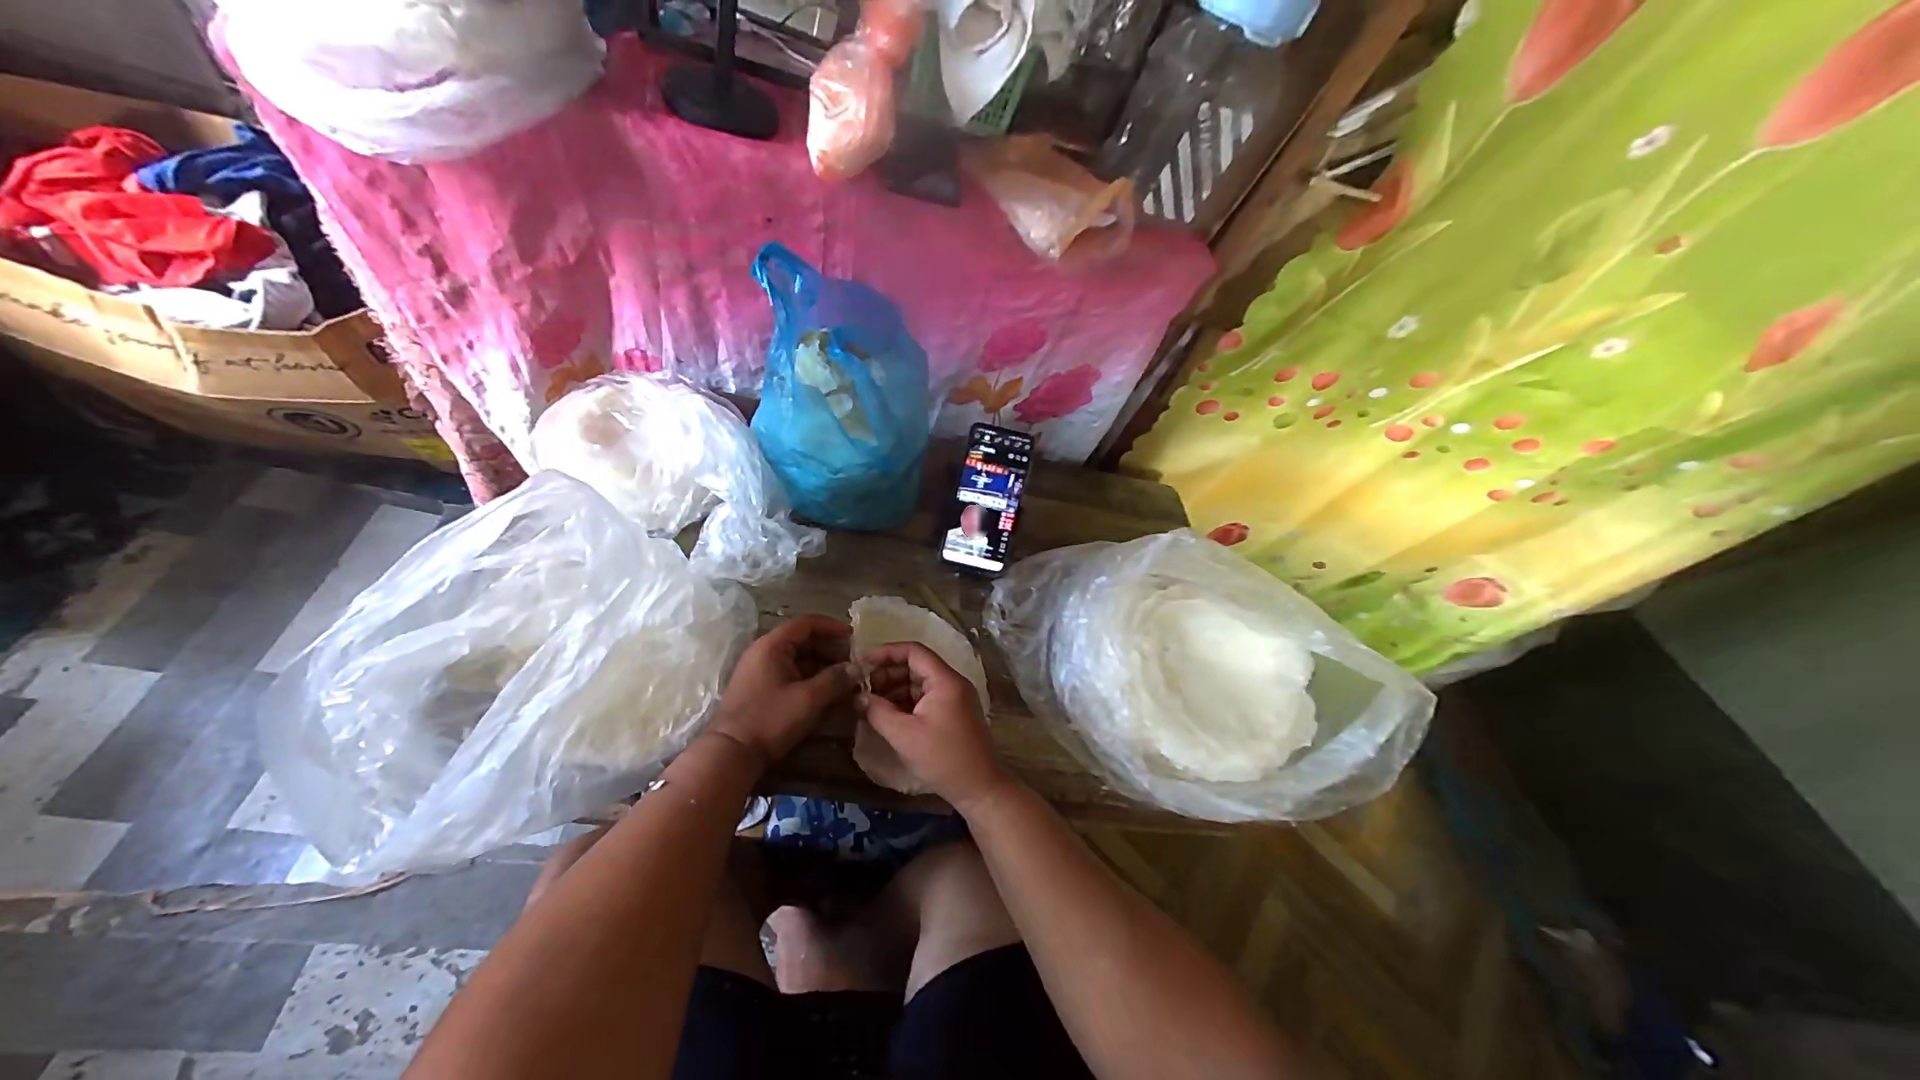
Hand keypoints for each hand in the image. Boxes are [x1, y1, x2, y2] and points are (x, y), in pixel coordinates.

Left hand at [711, 615, 858, 765]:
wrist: (731, 753)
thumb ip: (836, 679)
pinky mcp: (760, 687)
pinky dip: (810, 677)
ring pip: (797, 658)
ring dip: (822, 664)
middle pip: (802, 639)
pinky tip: (827, 690)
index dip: (832, 627)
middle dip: (830, 648)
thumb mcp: (809, 699)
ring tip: (845, 678)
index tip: (854, 638)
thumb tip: (857, 668)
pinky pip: (790, 672)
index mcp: (772, 645)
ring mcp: (760, 670)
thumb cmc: (770, 720)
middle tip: (853, 662)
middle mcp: (763, 651)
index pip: (806, 623)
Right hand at [859, 642, 1012, 810]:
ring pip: (919, 683)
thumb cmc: (943, 758)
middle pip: (916, 666)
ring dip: (894, 689)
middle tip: (863, 688)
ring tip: (871, 703)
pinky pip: (925, 698)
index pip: (913, 651)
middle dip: (887, 673)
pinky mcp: (953, 714)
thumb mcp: (904, 735)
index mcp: (945, 680)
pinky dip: (906, 702)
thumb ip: (878, 711)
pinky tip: (887, 715)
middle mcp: (952, 683)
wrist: (980, 789)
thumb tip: (858, 697)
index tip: (861, 662)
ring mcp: (954, 699)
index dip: (886, 652)